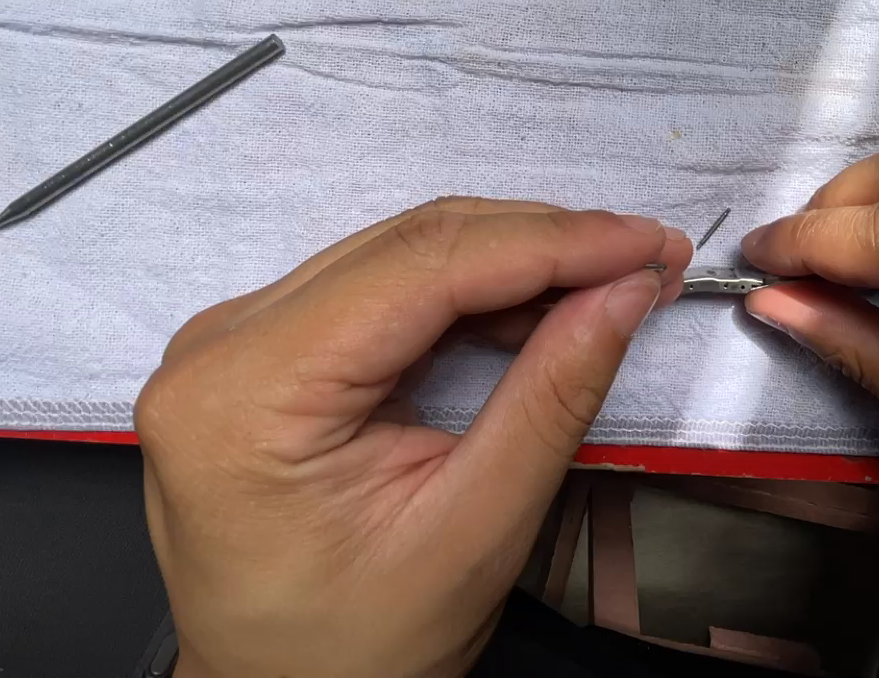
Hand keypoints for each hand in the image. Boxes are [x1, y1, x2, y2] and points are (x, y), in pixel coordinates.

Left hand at [136, 198, 689, 677]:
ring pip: (413, 249)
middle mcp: (231, 337)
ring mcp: (248, 330)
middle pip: (418, 244)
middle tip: (644, 253)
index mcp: (251, 390)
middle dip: (547, 240)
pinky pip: (399, 279)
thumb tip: (628, 289)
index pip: (426, 268)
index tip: (647, 241)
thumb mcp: (476, 533)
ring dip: (521, 255)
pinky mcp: (278, 337)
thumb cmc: (361, 647)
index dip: (552, 242)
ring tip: (606, 279)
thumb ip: (555, 396)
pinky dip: (484, 283)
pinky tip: (543, 303)